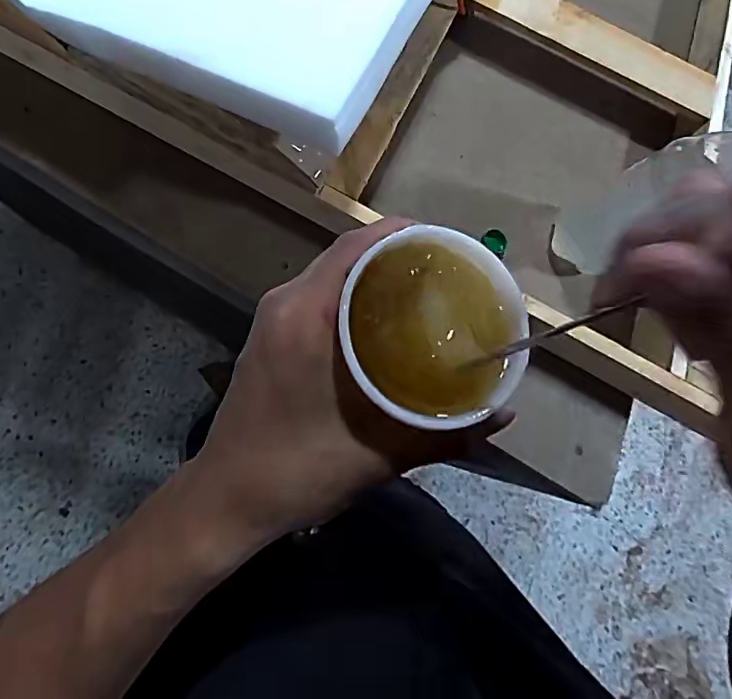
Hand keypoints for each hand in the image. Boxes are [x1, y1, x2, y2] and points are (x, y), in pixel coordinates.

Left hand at [187, 218, 510, 541]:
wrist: (227, 498)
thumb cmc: (299, 470)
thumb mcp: (380, 452)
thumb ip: (445, 431)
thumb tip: (504, 414)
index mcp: (305, 313)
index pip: (354, 247)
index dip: (400, 234)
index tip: (444, 244)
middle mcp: (284, 301)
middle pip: (344, 255)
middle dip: (393, 253)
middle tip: (443, 271)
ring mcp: (272, 316)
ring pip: (330, 274)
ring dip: (371, 274)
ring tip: (419, 291)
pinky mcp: (269, 334)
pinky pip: (316, 294)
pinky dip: (350, 294)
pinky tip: (380, 320)